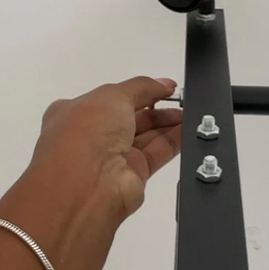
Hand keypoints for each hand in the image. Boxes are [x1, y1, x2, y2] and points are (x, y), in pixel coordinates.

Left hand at [0, 77, 183, 269]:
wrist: (85, 186)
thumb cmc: (86, 133)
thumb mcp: (112, 95)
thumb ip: (141, 87)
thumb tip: (163, 84)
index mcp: (76, 113)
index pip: (111, 98)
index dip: (138, 91)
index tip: (164, 87)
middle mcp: (92, 137)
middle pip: (131, 118)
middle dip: (156, 107)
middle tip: (182, 100)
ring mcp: (112, 158)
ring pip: (145, 136)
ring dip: (168, 123)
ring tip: (192, 112)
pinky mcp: (132, 176)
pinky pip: (156, 153)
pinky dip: (174, 141)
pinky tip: (189, 129)